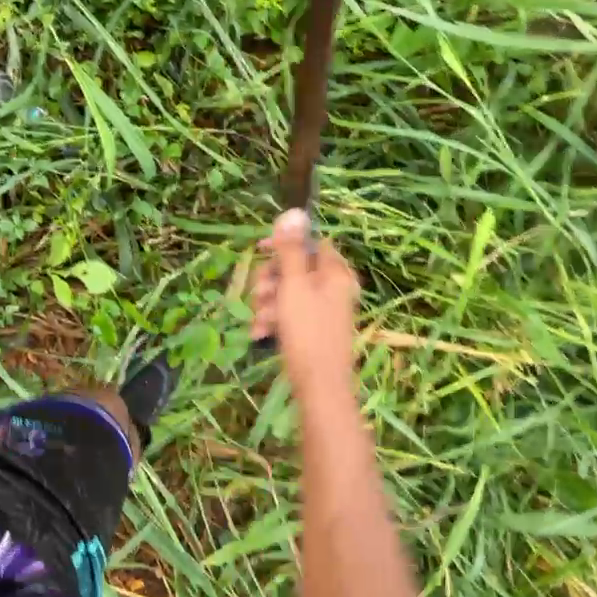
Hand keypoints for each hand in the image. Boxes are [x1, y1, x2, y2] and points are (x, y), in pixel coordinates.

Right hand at [249, 209, 359, 401]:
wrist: (318, 385)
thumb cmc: (308, 331)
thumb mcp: (294, 285)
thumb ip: (291, 249)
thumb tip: (295, 211)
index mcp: (335, 273)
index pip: (309, 242)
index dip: (283, 244)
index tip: (260, 251)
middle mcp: (332, 287)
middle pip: (292, 266)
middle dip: (269, 279)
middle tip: (262, 294)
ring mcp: (322, 308)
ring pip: (284, 290)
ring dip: (266, 302)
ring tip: (262, 319)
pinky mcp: (310, 327)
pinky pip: (285, 312)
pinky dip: (271, 319)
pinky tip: (262, 332)